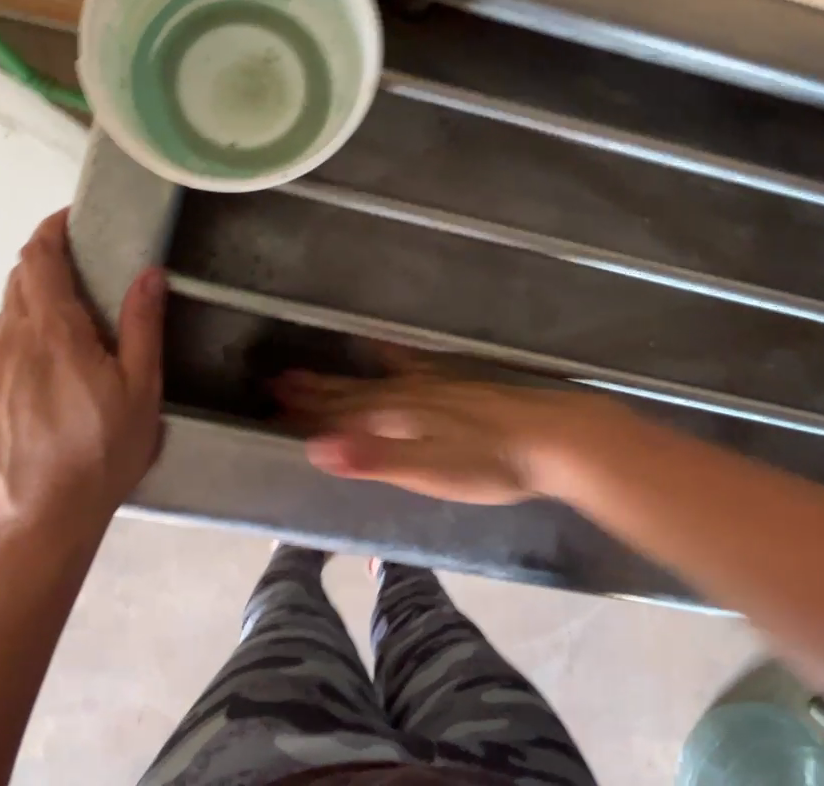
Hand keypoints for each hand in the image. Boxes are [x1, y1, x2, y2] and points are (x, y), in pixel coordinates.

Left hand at [0, 210, 165, 542]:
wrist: (37, 525)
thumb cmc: (101, 453)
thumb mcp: (141, 390)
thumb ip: (143, 326)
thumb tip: (148, 272)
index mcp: (51, 330)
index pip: (38, 257)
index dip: (51, 231)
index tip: (71, 222)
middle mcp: (3, 340)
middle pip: (18, 285)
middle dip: (46, 272)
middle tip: (82, 289)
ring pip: (2, 325)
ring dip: (31, 320)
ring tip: (63, 354)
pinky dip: (12, 359)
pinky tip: (35, 396)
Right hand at [273, 357, 635, 504]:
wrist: (553, 439)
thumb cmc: (488, 464)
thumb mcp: (428, 470)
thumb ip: (373, 458)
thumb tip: (316, 447)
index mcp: (396, 415)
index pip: (339, 413)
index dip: (306, 412)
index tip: (271, 406)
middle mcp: (409, 392)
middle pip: (353, 391)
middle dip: (314, 390)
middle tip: (277, 381)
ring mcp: (435, 384)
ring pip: (376, 377)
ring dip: (342, 376)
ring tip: (315, 367)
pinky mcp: (459, 385)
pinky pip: (409, 365)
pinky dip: (389, 358)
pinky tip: (391, 353)